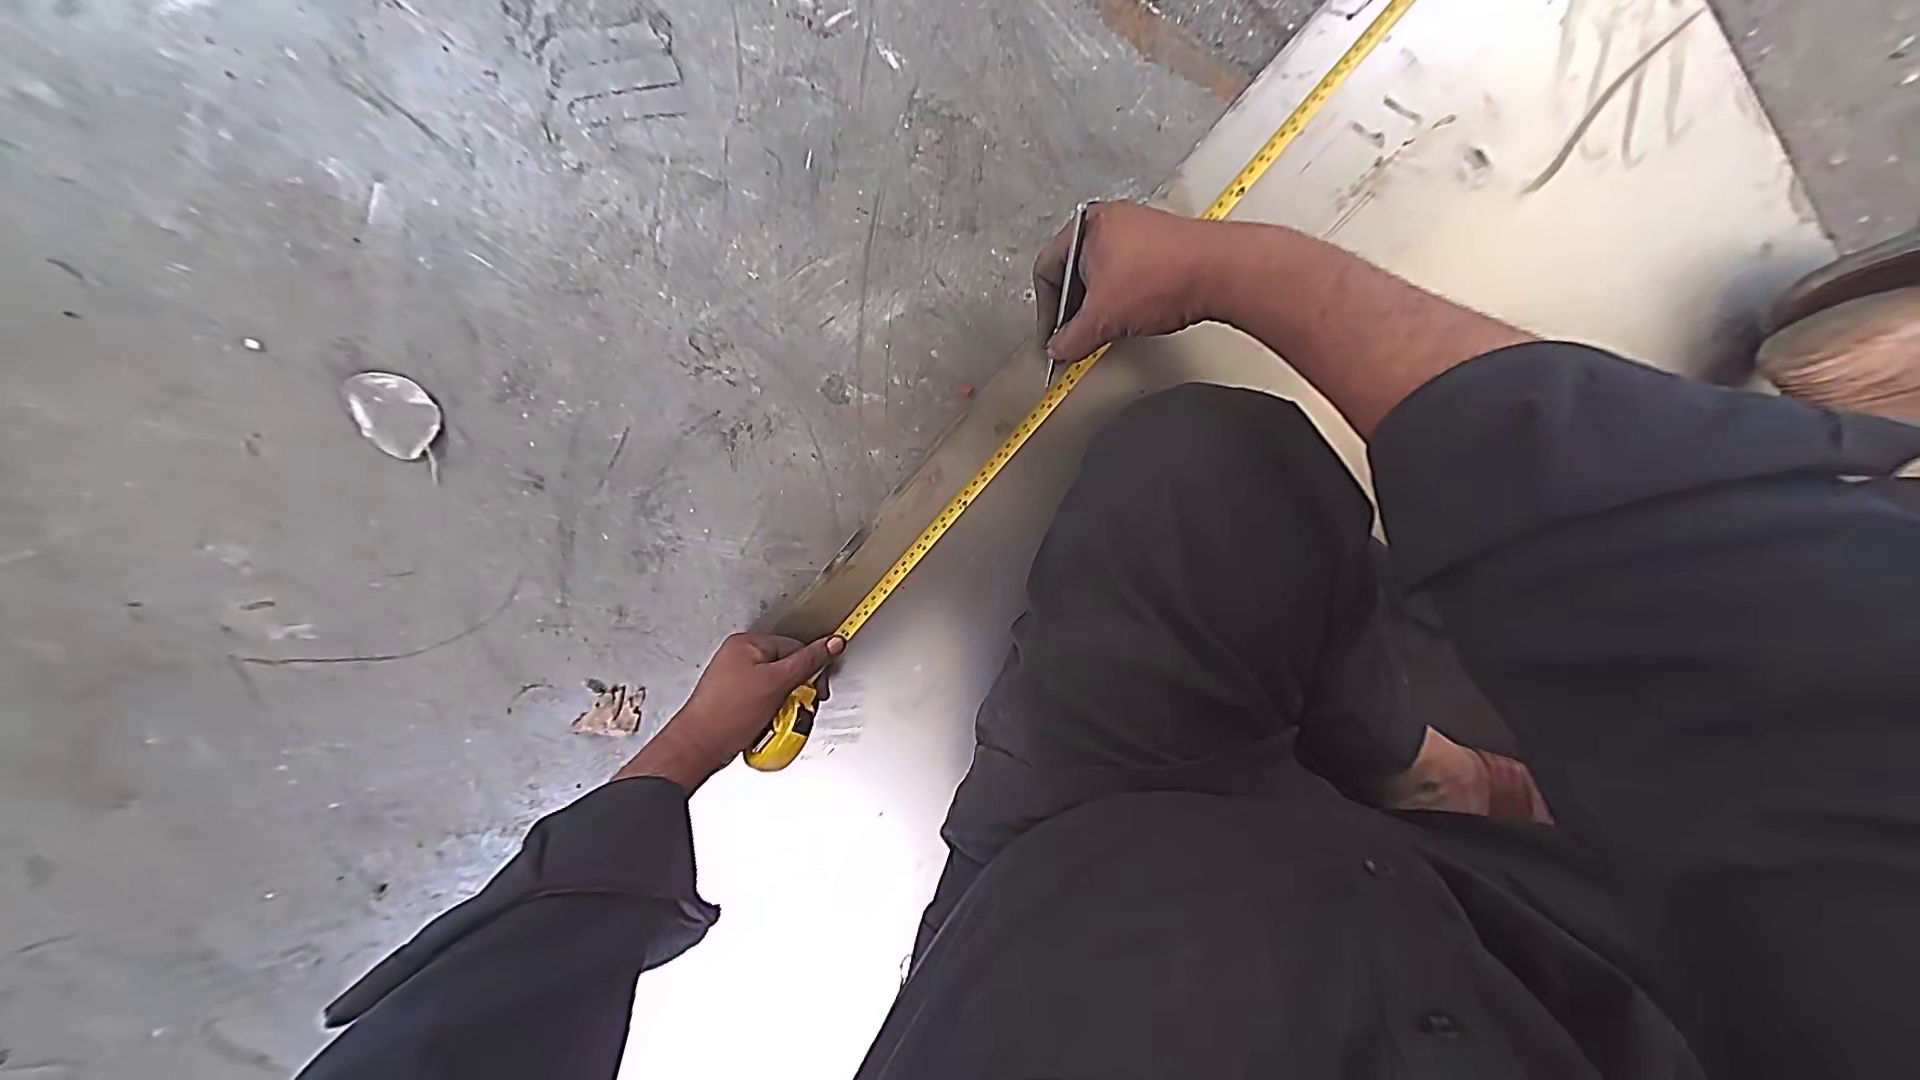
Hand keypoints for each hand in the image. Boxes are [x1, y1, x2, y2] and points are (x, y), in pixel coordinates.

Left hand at [613, 632, 843, 790]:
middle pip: (787, 667)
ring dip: (786, 704)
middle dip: (797, 690)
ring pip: (778, 687)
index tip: (816, 687)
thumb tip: (832, 644)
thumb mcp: (777, 683)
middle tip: (797, 706)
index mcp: (747, 644)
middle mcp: (740, 657)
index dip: (811, 668)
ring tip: (778, 719)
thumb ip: (808, 662)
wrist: (697, 749)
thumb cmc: (726, 715)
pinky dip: (772, 713)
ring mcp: (736, 680)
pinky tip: (768, 724)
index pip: (795, 647)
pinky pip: (766, 701)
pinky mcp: (736, 700)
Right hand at [1034, 201, 1234, 363]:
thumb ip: (1070, 339)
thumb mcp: (1102, 320)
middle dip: (1071, 311)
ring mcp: (1136, 230)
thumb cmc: (1164, 276)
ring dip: (1095, 306)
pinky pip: (1123, 274)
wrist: (1219, 272)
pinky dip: (1118, 297)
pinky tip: (1127, 316)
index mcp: (1085, 227)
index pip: (1045, 272)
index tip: (1051, 337)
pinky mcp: (1158, 244)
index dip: (1045, 312)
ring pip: (1099, 275)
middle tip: (1073, 338)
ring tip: (1102, 328)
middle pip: (1072, 273)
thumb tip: (1060, 348)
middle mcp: (1109, 221)